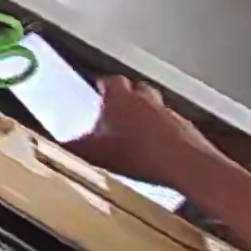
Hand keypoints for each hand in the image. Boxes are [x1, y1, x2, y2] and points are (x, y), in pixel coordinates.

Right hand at [64, 76, 231, 190]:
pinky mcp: (191, 133)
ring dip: (148, 116)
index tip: (96, 91)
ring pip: (156, 107)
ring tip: (138, 135)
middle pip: (136, 89)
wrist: (190, 169)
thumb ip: (76, 147)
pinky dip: (167, 135)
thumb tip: (59, 146)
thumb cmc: (142, 154)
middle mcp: (147, 100)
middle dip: (128, 98)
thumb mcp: (97, 153)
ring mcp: (172, 115)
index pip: (110, 80)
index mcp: (121, 97)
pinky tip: (159, 153)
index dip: (102, 85)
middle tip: (117, 112)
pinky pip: (175, 127)